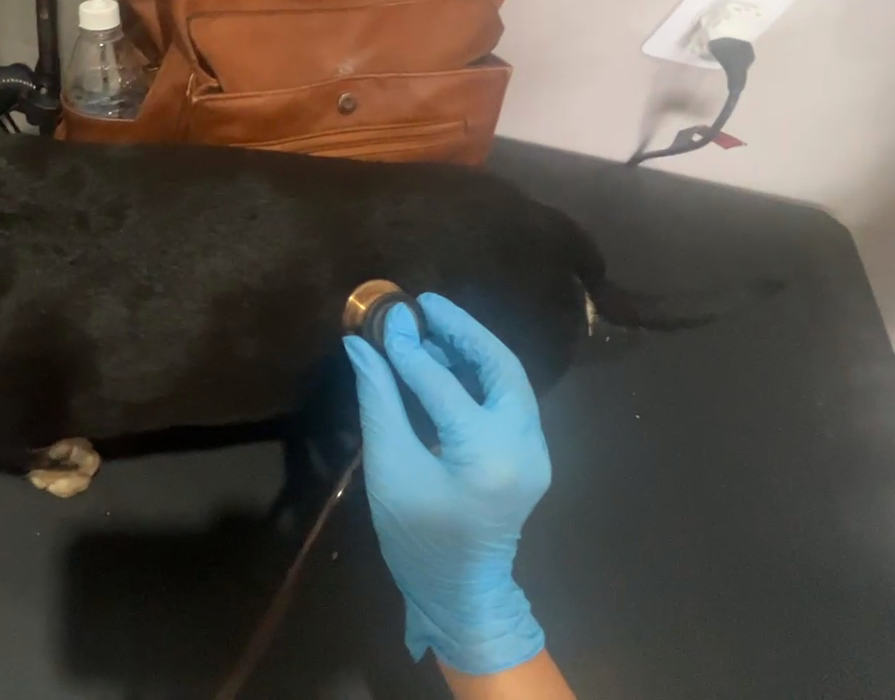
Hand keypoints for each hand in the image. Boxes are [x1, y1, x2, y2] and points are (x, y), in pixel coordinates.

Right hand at [343, 293, 552, 676]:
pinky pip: (505, 396)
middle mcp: (525, 447)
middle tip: (424, 303)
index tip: (384, 316)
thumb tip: (360, 344)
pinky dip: (477, 369)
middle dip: (463, 330)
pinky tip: (444, 356)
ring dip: (471, 346)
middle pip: (501, 367)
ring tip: (430, 322)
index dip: (408, 347)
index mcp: (488, 457)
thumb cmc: (415, 535)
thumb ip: (378, 399)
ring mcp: (534, 450)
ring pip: (508, 378)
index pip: (445, 384)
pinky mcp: (527, 452)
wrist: (459, 590)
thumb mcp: (388, 466)